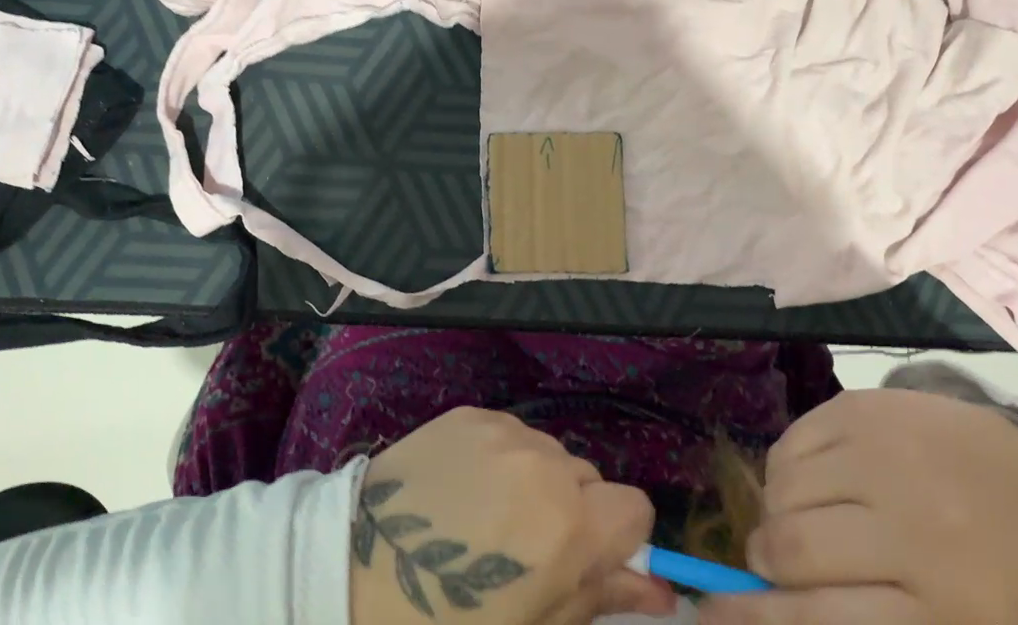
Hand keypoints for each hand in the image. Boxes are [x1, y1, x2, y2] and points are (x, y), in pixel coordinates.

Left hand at [349, 407, 673, 624]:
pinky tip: (462, 488)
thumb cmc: (451, 616)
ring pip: (548, 454)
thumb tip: (663, 593)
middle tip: (525, 545)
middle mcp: (546, 465)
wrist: (354, 571)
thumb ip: (604, 597)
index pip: (636, 509)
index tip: (586, 557)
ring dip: (535, 480)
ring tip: (486, 514)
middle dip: (573, 509)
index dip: (618, 537)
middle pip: (589, 479)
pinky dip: (499, 457)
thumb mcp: (536, 623)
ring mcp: (504, 433)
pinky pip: (509, 433)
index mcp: (572, 526)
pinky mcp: (468, 413)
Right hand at [701, 389, 1017, 624]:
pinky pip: (787, 447)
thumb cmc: (991, 578)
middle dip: (764, 561)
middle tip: (772, 563)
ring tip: (808, 520)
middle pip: (792, 549)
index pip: (821, 619)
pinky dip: (786, 474)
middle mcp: (918, 527)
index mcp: (947, 607)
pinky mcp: (866, 410)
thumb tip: (758, 608)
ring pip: (781, 492)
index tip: (711, 612)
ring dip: (776, 514)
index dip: (751, 618)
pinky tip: (818, 484)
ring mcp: (890, 457)